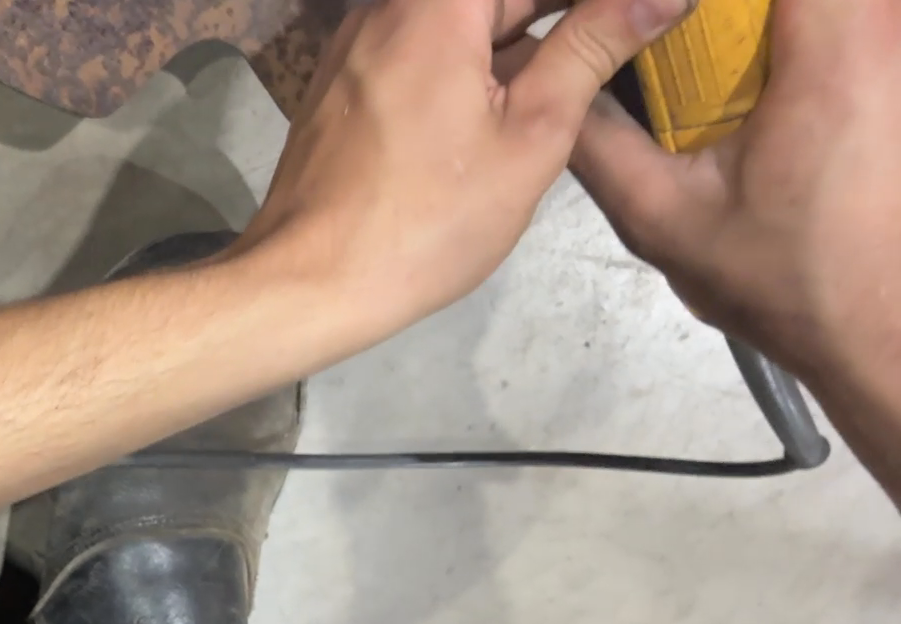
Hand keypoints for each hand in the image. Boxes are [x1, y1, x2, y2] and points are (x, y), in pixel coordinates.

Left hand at [233, 0, 693, 346]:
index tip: (629, 20)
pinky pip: (411, 56)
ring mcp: (348, 59)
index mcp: (434, 6)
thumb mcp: (530, 136)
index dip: (589, 5)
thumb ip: (593, 47)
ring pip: (450, 23)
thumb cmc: (419, 225)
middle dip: (551, 17)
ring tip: (573, 69)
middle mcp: (380, 14)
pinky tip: (503, 99)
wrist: (301, 289)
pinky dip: (462, 64)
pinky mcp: (332, 101)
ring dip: (512, 38)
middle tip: (614, 40)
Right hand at [570, 0, 900, 386]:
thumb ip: (601, 145)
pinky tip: (731, 98)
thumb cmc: (766, 270)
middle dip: (710, 20)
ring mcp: (895, 49)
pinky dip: (773, 47)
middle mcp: (886, 31)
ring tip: (682, 93)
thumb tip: (554, 93)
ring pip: (812, 12)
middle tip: (654, 49)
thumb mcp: (656, 213)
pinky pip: (833, 28)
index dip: (685, 1)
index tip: (642, 21)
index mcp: (833, 55)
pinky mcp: (891, 71)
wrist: (867, 312)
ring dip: (734, 33)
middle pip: (784, 0)